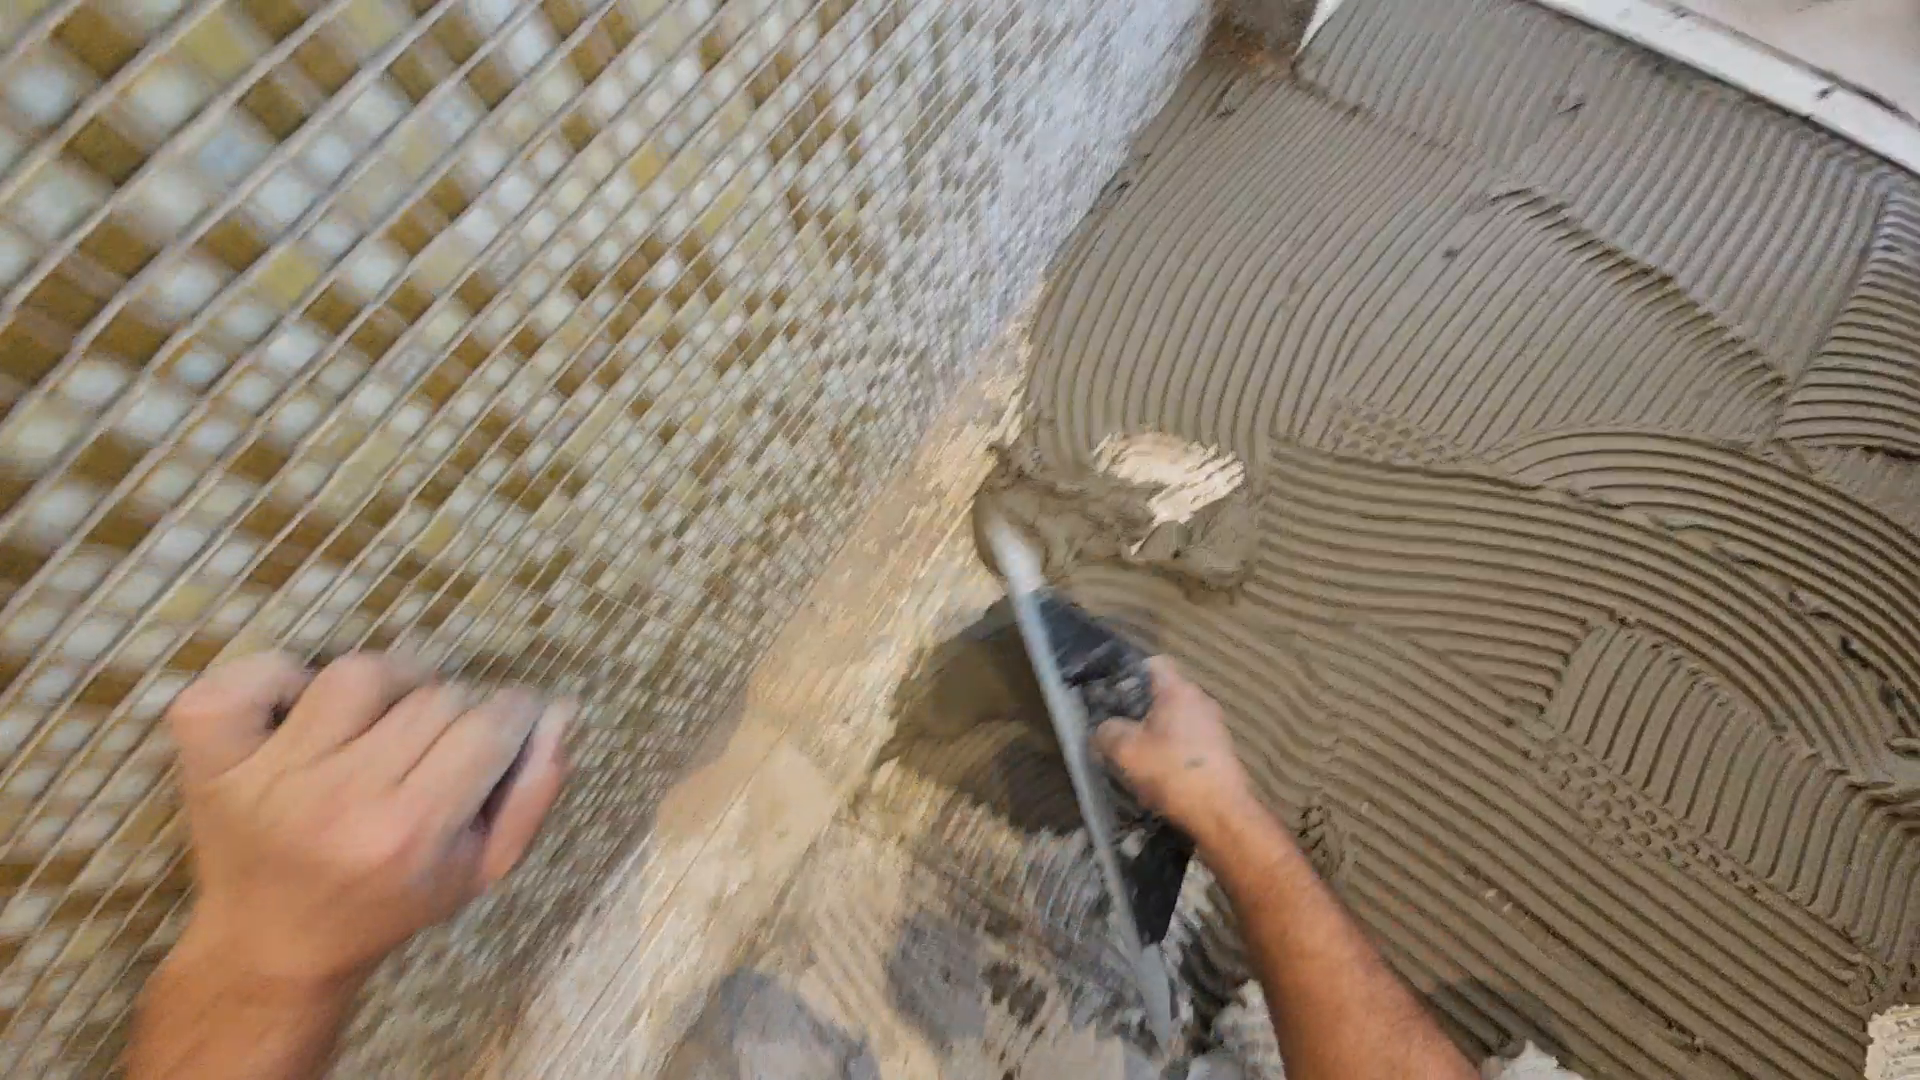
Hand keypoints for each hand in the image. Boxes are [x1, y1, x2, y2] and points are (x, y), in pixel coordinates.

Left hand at [164, 651, 571, 987]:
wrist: (272, 948)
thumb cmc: (395, 902)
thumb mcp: (489, 863)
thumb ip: (536, 787)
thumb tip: (560, 709)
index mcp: (410, 830)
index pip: (494, 724)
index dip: (518, 713)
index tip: (511, 727)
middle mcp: (339, 798)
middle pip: (439, 696)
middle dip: (462, 709)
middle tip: (447, 745)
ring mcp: (269, 776)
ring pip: (362, 672)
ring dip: (396, 683)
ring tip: (393, 717)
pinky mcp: (212, 762)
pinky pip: (244, 681)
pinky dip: (275, 676)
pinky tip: (304, 708)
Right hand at [1092, 656, 1251, 836]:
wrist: (1221, 815)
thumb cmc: (1172, 772)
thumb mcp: (1125, 750)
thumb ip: (1106, 731)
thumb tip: (1102, 729)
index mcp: (1178, 690)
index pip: (1153, 663)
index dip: (1128, 673)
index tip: (1110, 692)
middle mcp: (1200, 701)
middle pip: (1162, 692)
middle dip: (1138, 707)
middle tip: (1116, 725)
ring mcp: (1214, 726)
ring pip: (1174, 718)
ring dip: (1154, 731)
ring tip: (1134, 752)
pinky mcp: (1219, 751)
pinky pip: (1187, 738)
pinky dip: (1170, 748)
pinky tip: (1157, 771)